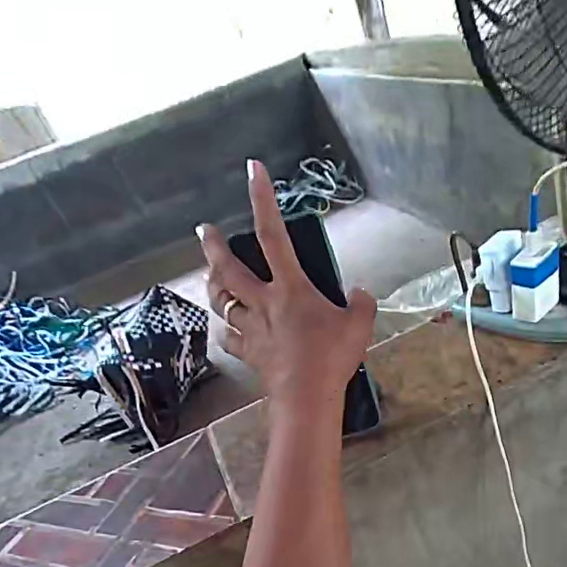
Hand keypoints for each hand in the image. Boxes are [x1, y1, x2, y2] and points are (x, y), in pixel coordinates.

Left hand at [197, 160, 374, 421]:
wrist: (307, 396)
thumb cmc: (332, 356)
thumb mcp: (360, 325)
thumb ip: (361, 303)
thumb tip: (359, 293)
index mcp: (290, 288)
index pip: (273, 234)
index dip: (262, 200)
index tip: (252, 171)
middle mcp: (264, 303)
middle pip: (229, 270)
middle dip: (214, 247)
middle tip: (204, 232)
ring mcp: (253, 330)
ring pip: (222, 302)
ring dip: (215, 288)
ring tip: (213, 278)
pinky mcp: (250, 355)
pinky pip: (230, 340)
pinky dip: (228, 333)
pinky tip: (229, 331)